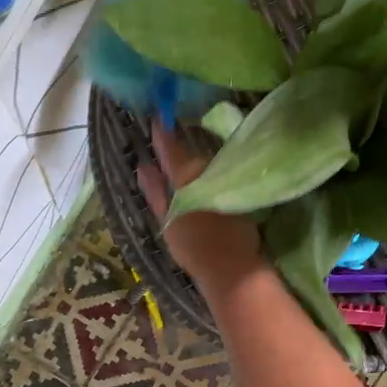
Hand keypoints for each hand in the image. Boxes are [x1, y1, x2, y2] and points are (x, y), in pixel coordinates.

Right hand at [135, 123, 265, 289]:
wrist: (232, 266)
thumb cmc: (194, 246)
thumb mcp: (168, 220)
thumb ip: (155, 191)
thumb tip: (143, 167)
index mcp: (187, 174)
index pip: (171, 148)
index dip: (162, 134)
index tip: (156, 119)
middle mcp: (209, 170)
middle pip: (192, 157)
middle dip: (181, 153)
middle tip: (169, 150)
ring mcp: (228, 179)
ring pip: (209, 166)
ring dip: (198, 166)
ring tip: (187, 172)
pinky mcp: (243, 192)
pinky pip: (223, 177)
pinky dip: (213, 178)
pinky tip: (208, 187)